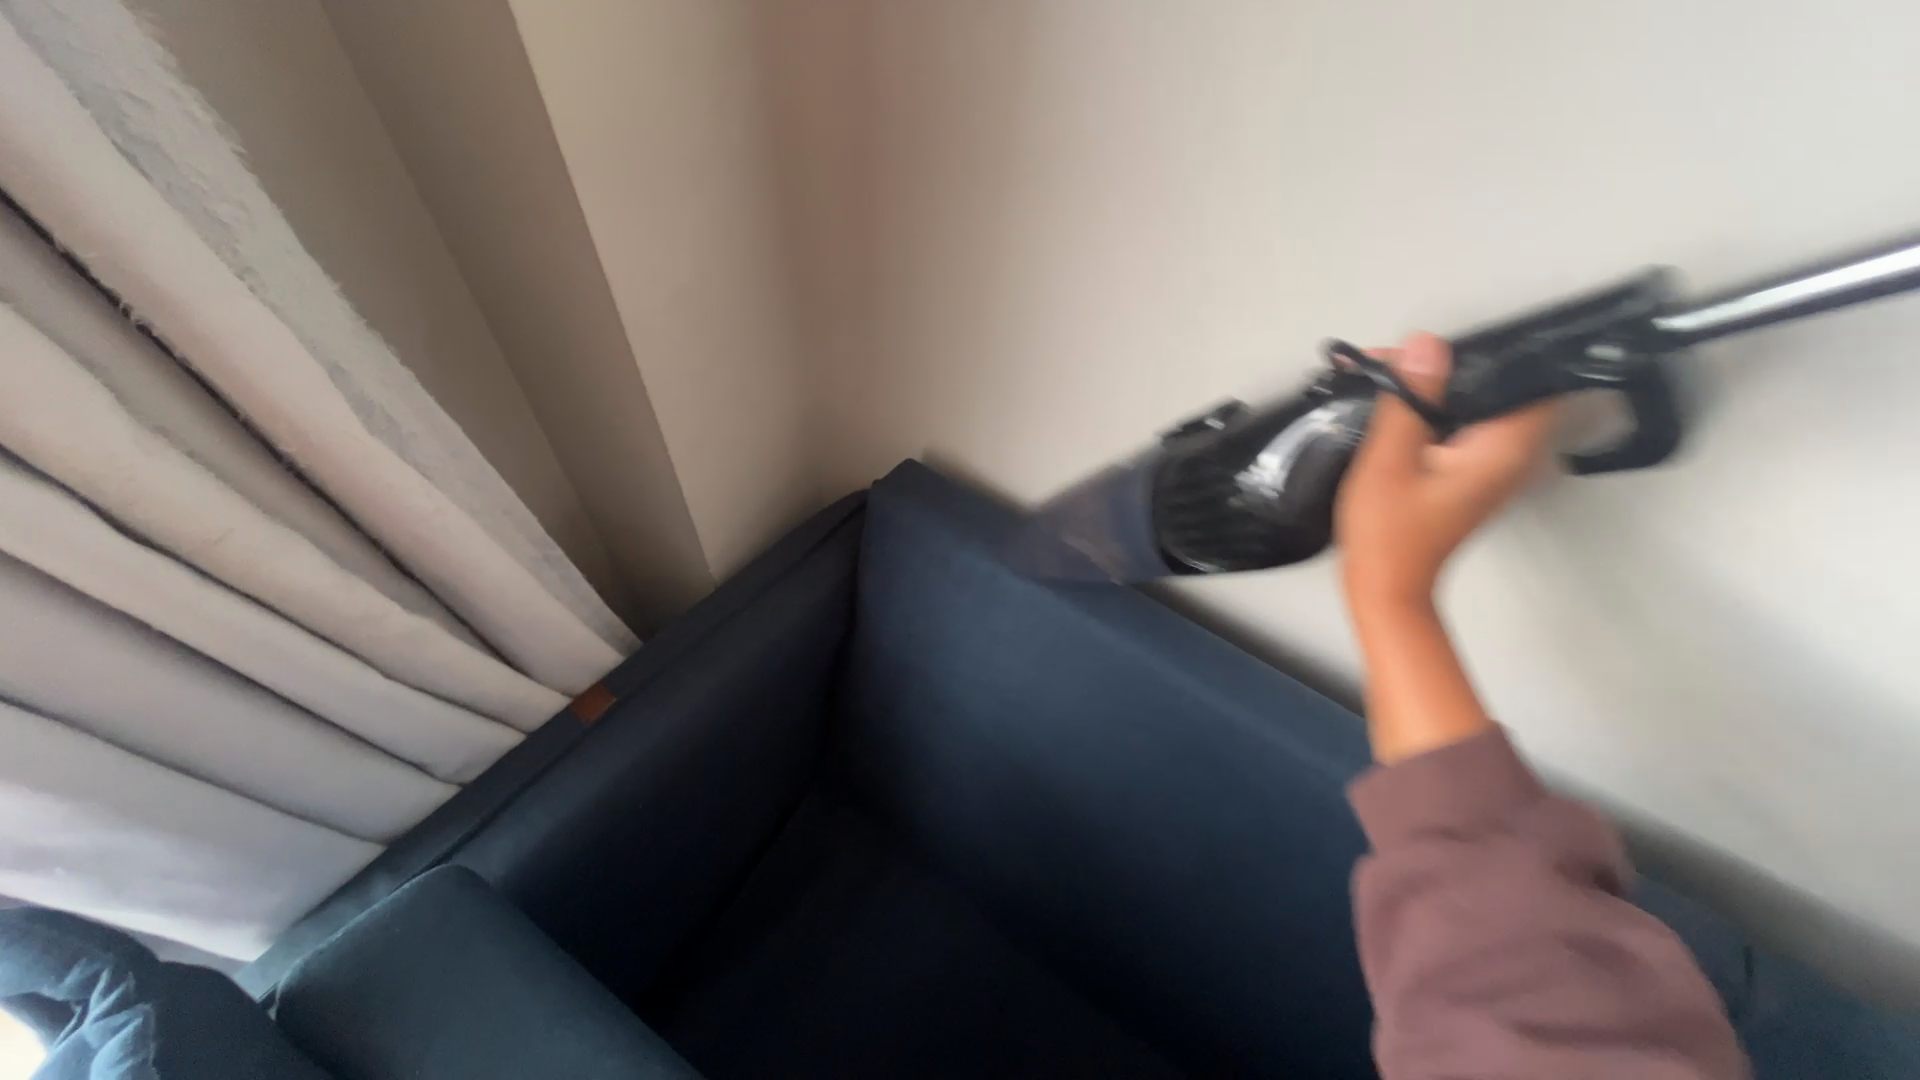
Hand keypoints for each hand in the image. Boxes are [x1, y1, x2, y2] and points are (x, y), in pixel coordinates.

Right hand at [1336, 332, 1556, 611]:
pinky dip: (1435, 407)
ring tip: (1389, 371)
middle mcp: (1513, 452)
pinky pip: (1465, 422)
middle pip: (1500, 385)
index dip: (1487, 348)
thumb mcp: (1389, 460)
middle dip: (1451, 363)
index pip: (1527, 374)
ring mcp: (1494, 465)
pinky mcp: (1472, 472)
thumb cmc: (1387, 530)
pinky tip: (1399, 403)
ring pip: (1479, 403)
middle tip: (1395, 355)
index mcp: (1505, 446)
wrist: (1385, 587)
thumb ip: (1410, 401)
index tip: (1434, 341)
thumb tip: (1426, 342)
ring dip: (1438, 385)